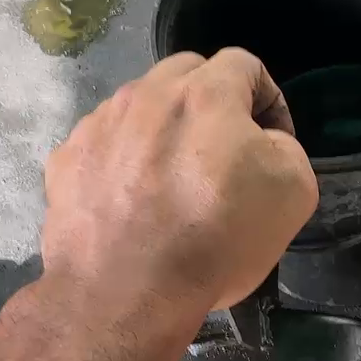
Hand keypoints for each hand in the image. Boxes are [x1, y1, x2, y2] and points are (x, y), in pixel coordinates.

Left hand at [39, 49, 316, 360]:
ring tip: (177, 182)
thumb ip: (286, 146)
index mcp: (204, 95)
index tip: (273, 141)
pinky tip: (138, 202)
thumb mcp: (294, 191)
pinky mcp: (66, 160)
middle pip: (188, 74)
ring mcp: (98, 125)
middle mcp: (145, 95)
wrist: (127, 295)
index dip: (270, 98)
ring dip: (168, 130)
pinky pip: (108, 143)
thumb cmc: (219, 240)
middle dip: (215, 103)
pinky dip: (129, 160)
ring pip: (143, 106)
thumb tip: (261, 141)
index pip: (245, 65)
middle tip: (227, 153)